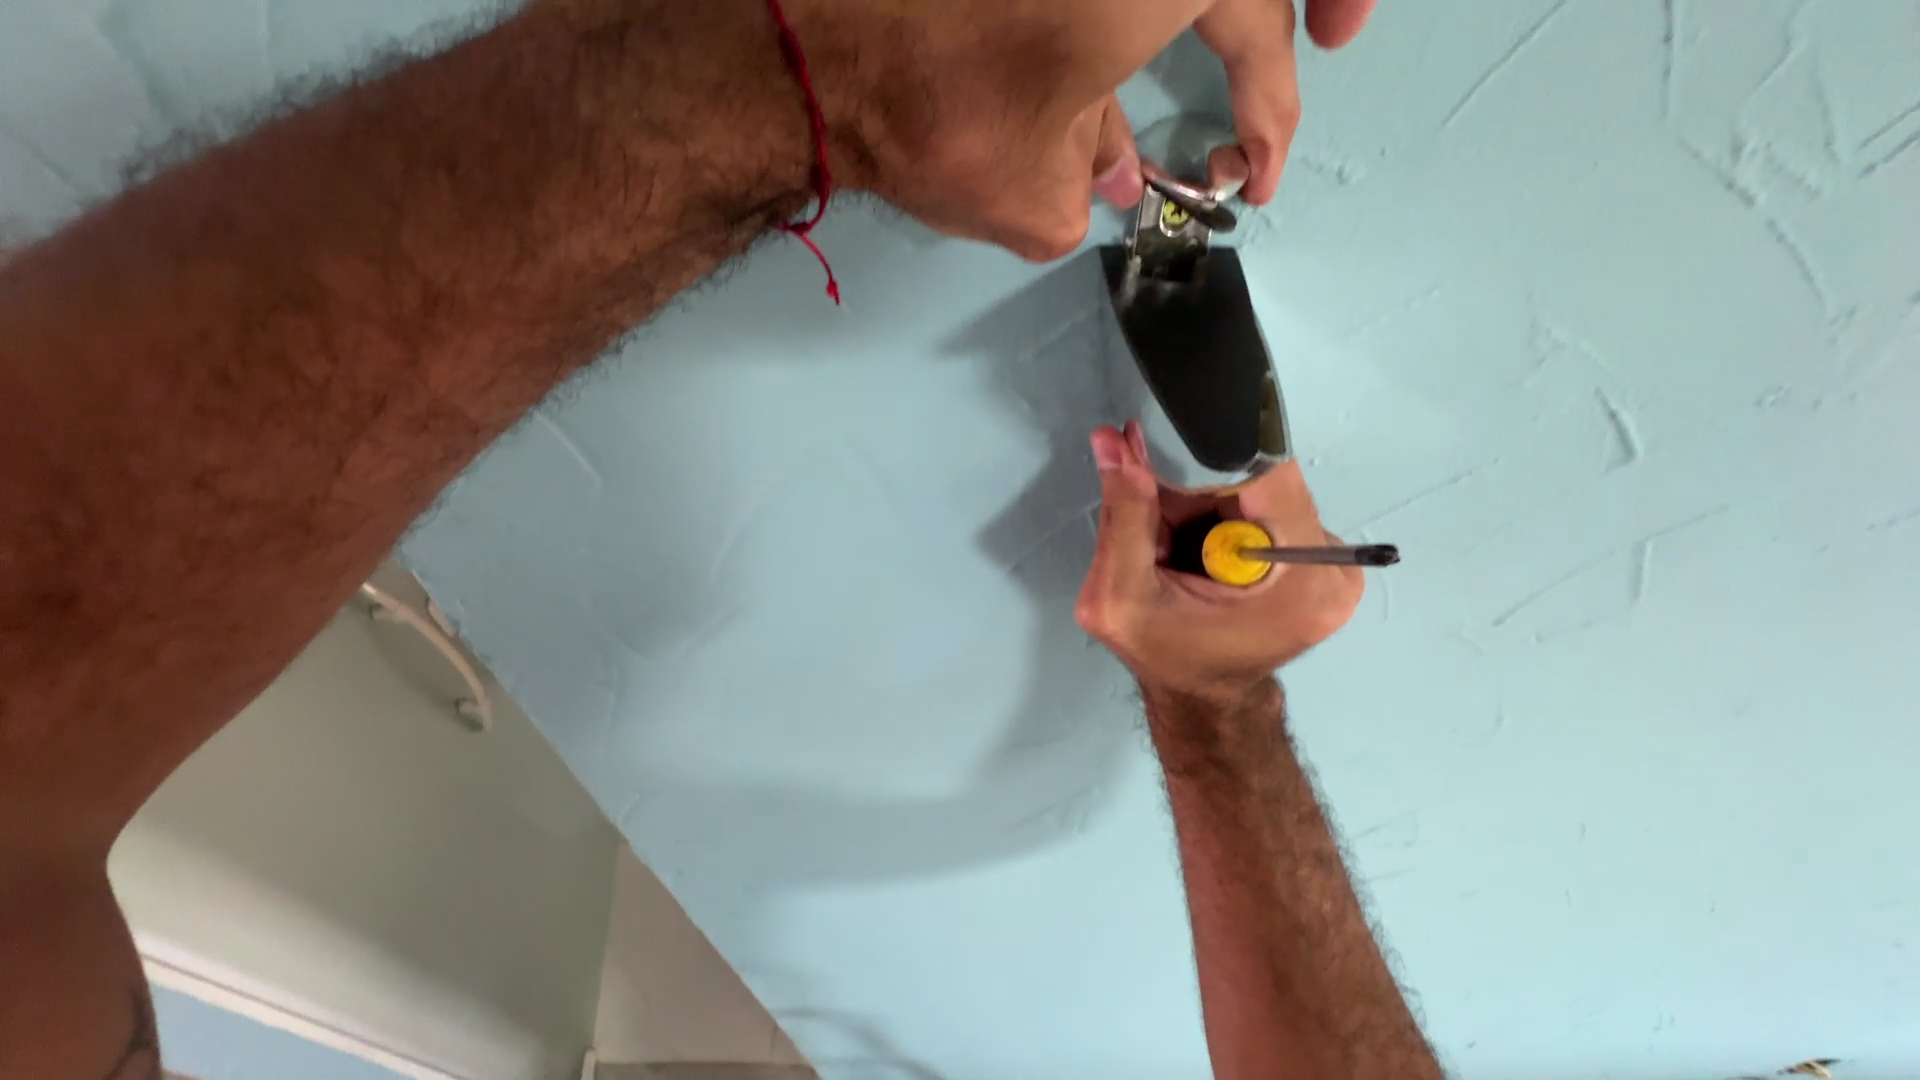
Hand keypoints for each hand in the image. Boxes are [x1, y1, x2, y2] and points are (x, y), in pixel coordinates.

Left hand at [807, 0, 1375, 259]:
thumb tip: (1099, 184)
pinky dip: (1119, 17)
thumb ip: (1082, 195)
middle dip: (1296, 4)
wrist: (807, 47)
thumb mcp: (1030, 195)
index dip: (1271, 118)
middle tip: (1335, 26)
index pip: (1260, 36)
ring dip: (1204, 13)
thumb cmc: (937, 116)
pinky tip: (1101, 60)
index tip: (1254, 180)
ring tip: (1196, 70)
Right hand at [1075, 423, 1363, 701]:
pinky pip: (1266, 510)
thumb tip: (1110, 440)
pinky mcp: (1319, 558)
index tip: (1156, 468)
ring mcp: (1333, 563)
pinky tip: (1194, 547)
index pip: (1267, 477)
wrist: (1201, 696)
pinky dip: (1224, 517)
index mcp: (1301, 586)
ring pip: (1259, 493)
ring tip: (1171, 544)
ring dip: (1206, 505)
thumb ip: (1123, 516)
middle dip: (1198, 492)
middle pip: (1260, 484)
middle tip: (1155, 524)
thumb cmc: (1164, 656)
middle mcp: (1333, 570)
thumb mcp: (1120, 596)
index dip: (1205, 463)